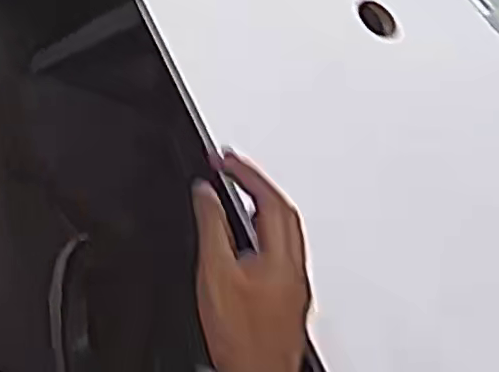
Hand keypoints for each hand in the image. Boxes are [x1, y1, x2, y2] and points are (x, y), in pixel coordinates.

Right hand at [192, 151, 313, 371]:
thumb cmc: (239, 338)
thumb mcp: (215, 271)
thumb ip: (210, 224)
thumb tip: (205, 191)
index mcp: (281, 260)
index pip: (269, 201)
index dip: (246, 173)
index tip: (224, 159)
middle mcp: (293, 272)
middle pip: (283, 212)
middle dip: (256, 181)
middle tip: (230, 166)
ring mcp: (293, 288)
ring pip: (285, 231)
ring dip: (261, 202)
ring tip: (236, 187)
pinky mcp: (286, 300)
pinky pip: (280, 248)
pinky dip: (262, 225)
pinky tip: (244, 229)